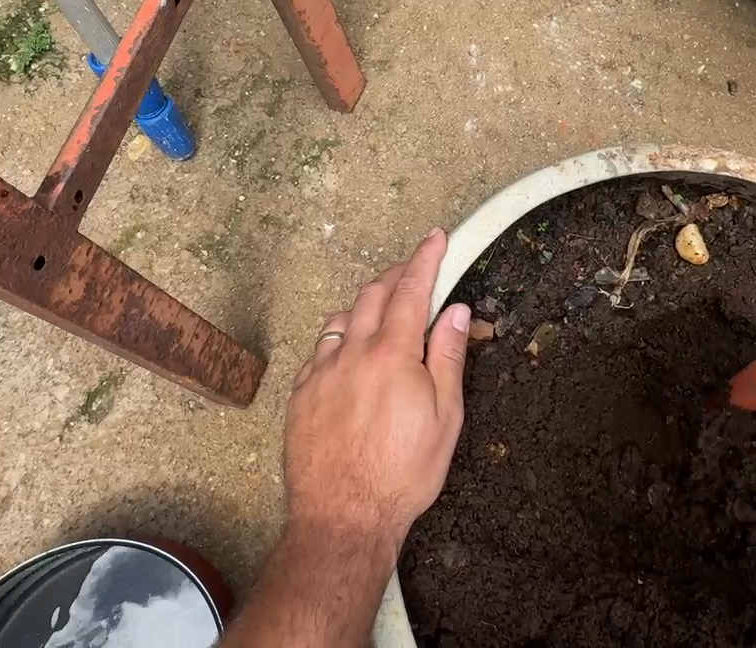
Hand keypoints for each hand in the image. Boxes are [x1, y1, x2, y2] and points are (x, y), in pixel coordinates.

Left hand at [284, 229, 471, 545]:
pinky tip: (350, 351)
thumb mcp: (445, 417)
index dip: (425, 258)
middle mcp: (353, 353)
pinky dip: (341, 337)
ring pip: (342, 317)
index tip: (435, 236)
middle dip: (396, 272)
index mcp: (393, 354)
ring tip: (384, 308)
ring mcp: (321, 372)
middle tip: (414, 266)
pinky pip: (320, 349)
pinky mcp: (300, 395)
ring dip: (366, 303)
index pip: (411, 289)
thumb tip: (455, 310)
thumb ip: (447, 356)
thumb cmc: (403, 472)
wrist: (342, 518)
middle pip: (373, 293)